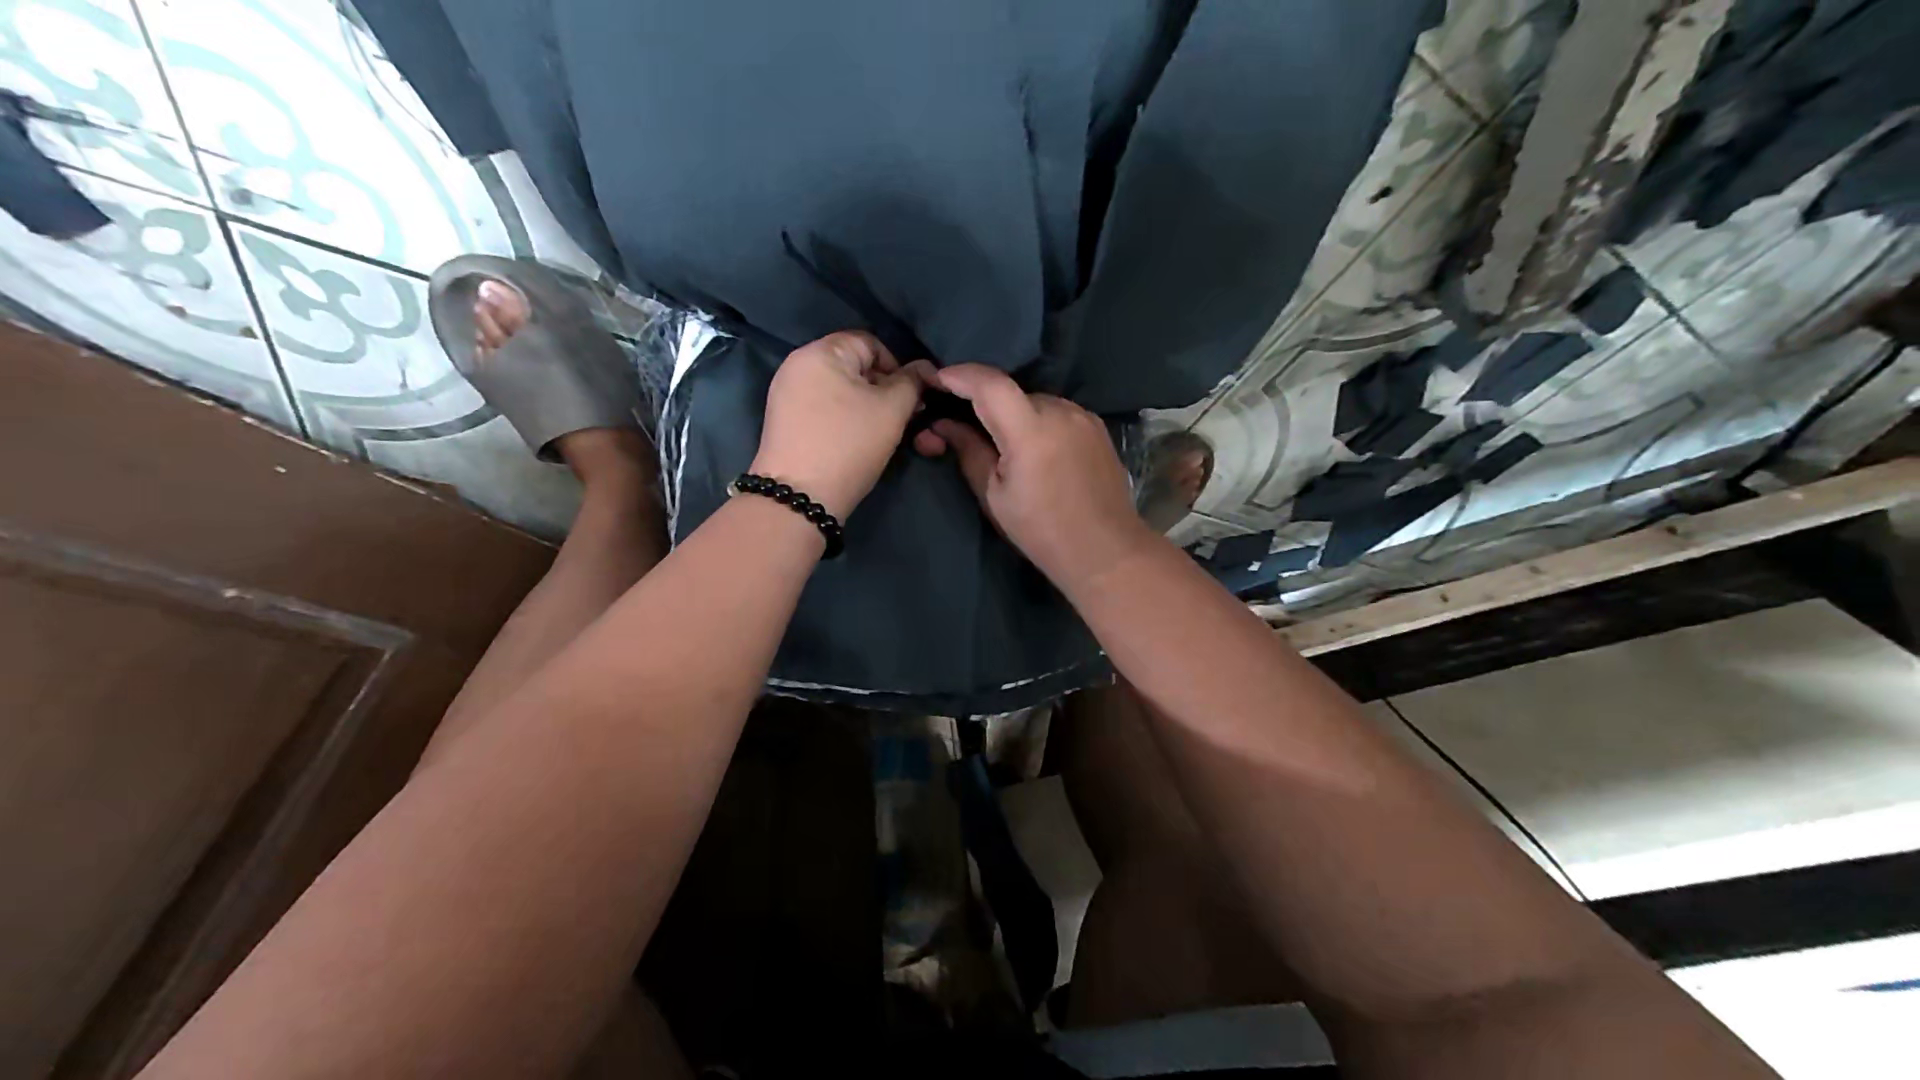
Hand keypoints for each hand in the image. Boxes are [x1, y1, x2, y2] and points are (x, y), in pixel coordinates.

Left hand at [752, 331, 931, 519]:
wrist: (799, 496)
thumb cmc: (849, 444)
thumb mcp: (892, 410)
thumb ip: (912, 382)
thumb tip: (924, 370)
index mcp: (821, 351)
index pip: (871, 343)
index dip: (897, 367)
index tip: (910, 399)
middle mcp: (797, 363)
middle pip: (853, 365)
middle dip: (881, 387)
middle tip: (899, 419)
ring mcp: (786, 392)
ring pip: (839, 388)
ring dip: (864, 404)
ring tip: (877, 432)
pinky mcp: (784, 419)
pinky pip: (822, 405)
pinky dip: (842, 416)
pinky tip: (853, 440)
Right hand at [913, 363, 1158, 589]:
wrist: (1104, 550)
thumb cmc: (1041, 531)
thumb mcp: (994, 496)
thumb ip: (969, 451)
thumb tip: (943, 424)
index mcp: (1030, 431)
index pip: (990, 383)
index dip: (961, 375)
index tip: (938, 379)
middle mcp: (1060, 411)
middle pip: (1012, 392)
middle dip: (986, 403)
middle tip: (966, 426)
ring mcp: (1083, 416)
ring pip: (1035, 402)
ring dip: (1015, 414)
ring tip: (1006, 447)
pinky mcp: (1097, 426)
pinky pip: (1057, 413)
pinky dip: (1039, 422)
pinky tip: (1037, 452)